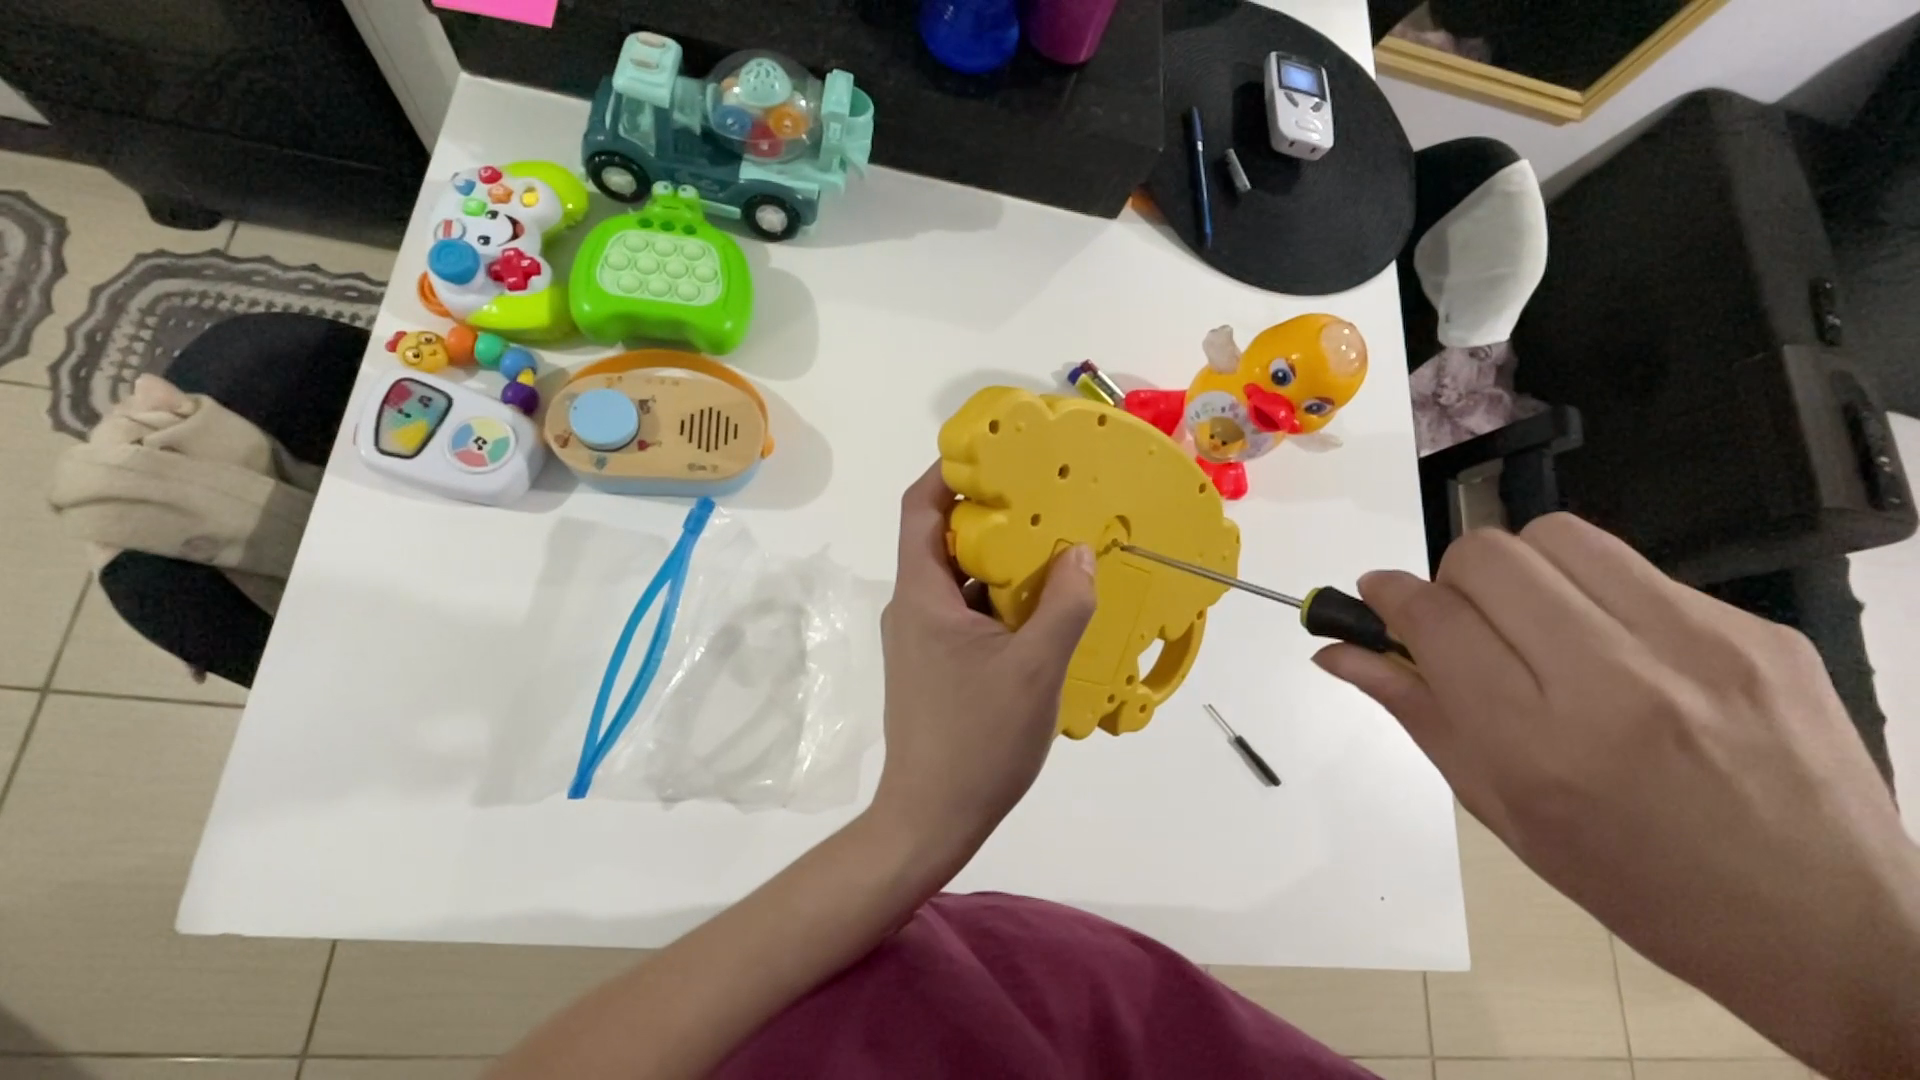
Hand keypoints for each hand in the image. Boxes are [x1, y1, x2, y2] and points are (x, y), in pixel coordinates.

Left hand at [871, 463, 1096, 866]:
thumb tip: (1080, 554)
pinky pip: (967, 614)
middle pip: (945, 540)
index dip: (952, 472)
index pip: (921, 508)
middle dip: (994, 516)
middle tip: (1049, 502)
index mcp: (922, 595)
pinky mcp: (934, 666)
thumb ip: (1062, 607)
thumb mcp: (1035, 670)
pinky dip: (1000, 602)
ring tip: (1058, 551)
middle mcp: (914, 608)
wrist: (931, 818)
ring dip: (1003, 564)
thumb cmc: (977, 740)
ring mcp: (921, 640)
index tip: (1000, 455)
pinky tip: (1045, 610)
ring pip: (960, 580)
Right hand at [1316, 514, 1919, 1078]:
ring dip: (1520, 568)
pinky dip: (1597, 595)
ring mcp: (1699, 647)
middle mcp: (1615, 682)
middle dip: (1451, 578)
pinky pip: (1637, 571)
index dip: (1387, 596)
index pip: (1432, 618)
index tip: (1377, 597)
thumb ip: (1417, 714)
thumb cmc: (1637, 886)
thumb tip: (1338, 651)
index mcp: (1538, 745)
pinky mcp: (1757, 631)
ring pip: (1559, 537)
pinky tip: (1618, 650)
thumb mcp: (1503, 813)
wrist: (1833, 928)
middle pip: (1489, 556)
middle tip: (1463, 622)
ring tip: (1535, 621)